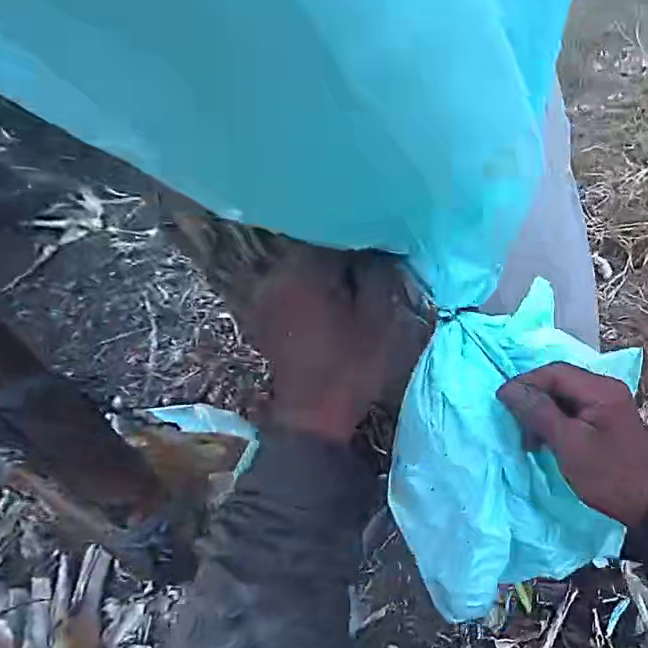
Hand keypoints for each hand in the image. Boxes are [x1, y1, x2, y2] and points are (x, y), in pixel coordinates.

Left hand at [242, 245, 406, 441]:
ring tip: (353, 287)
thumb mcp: (380, 318)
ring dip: (327, 273)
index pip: (336, 232)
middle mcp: (277, 274)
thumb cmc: (351, 367)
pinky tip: (332, 306)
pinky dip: (312, 289)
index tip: (383, 252)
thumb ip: (379, 273)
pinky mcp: (264, 314)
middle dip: (344, 253)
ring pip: (303, 268)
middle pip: (316, 247)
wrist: (313, 416)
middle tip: (371, 269)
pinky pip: (293, 287)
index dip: (365, 240)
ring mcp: (265, 294)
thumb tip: (381, 249)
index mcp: (305, 269)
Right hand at [497, 362, 647, 527]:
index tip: (501, 402)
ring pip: (564, 395)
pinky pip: (574, 408)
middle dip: (533, 399)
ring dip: (542, 412)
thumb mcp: (568, 444)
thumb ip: (539, 412)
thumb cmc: (607, 476)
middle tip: (516, 425)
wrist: (645, 502)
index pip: (554, 372)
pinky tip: (546, 440)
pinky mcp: (606, 417)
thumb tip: (509, 390)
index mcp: (601, 390)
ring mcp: (608, 402)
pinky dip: (556, 420)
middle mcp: (606, 388)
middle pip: (559, 381)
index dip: (524, 383)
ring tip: (530, 439)